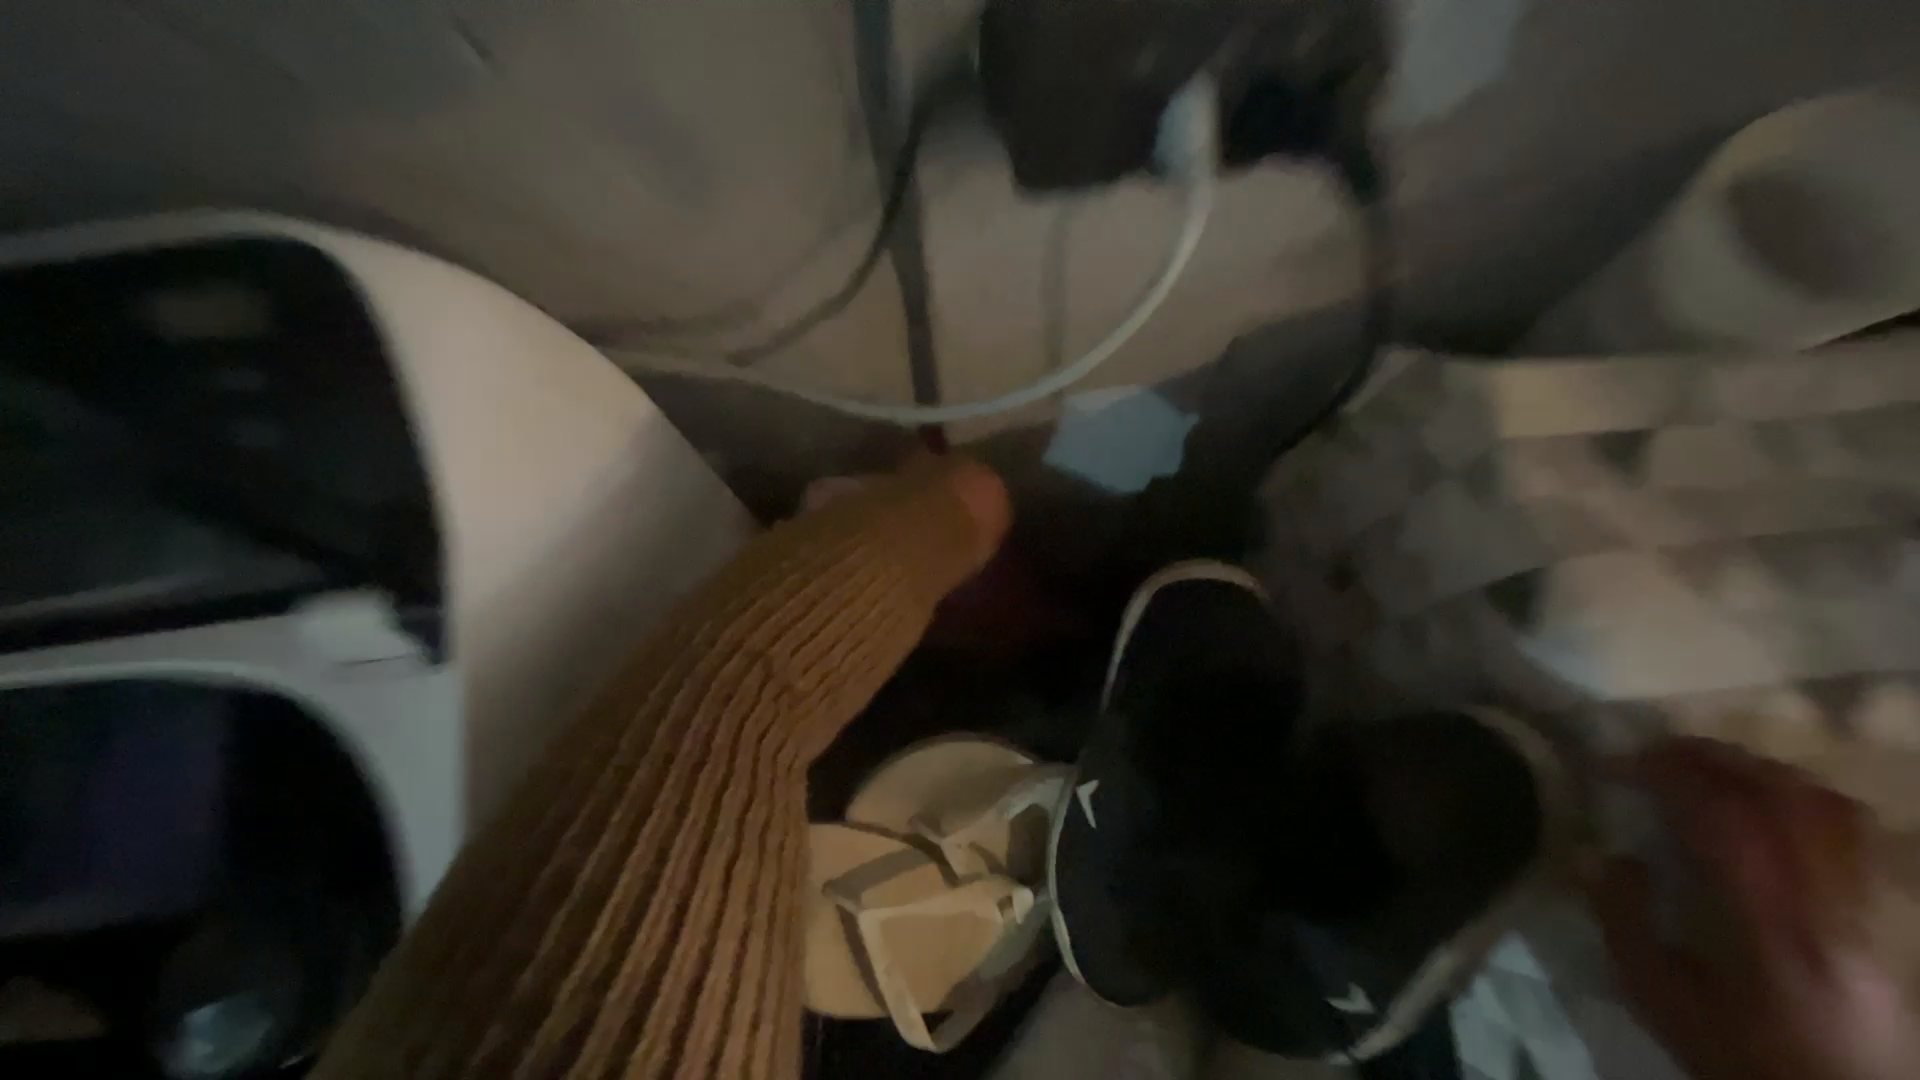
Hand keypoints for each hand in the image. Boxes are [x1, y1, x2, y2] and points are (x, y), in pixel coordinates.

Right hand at [1587, 738, 1918, 1079]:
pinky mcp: (1886, 913)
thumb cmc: (1740, 1052)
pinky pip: (1856, 831)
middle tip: (1652, 750)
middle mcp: (1829, 904)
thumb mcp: (1659, 995)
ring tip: (1706, 766)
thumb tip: (1598, 853)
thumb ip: (1624, 920)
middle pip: (1781, 799)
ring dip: (1758, 770)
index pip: (1722, 820)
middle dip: (1709, 759)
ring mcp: (1869, 906)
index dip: (1663, 776)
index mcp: (1769, 926)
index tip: (1611, 764)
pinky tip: (1767, 801)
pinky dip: (1804, 798)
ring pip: (1827, 806)